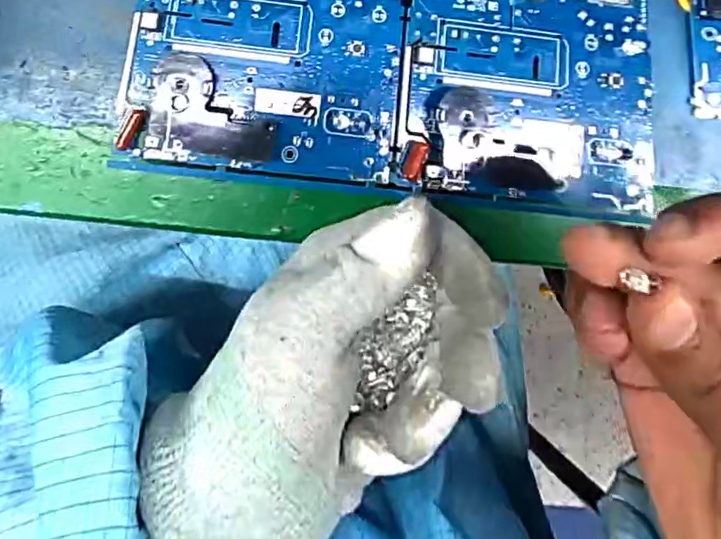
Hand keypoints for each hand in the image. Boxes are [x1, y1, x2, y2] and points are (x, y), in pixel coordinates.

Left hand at [141, 197, 505, 538]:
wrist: (235, 511)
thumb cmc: (264, 409)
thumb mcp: (304, 334)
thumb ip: (359, 273)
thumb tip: (420, 212)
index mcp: (340, 260)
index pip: (422, 232)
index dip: (460, 264)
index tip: (484, 311)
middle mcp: (362, 294)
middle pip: (446, 297)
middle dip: (453, 352)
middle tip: (455, 390)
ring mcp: (375, 348)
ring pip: (444, 358)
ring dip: (423, 408)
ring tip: (375, 437)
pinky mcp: (381, 396)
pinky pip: (426, 403)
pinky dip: (408, 436)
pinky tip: (365, 452)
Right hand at [562, 195, 720, 538]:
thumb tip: (652, 299)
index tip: (664, 242)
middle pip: (693, 260)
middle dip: (641, 249)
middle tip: (586, 248)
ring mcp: (696, 351)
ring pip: (644, 285)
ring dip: (606, 274)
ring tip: (579, 279)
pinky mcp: (648, 379)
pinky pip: (615, 330)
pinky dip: (593, 319)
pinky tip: (591, 334)